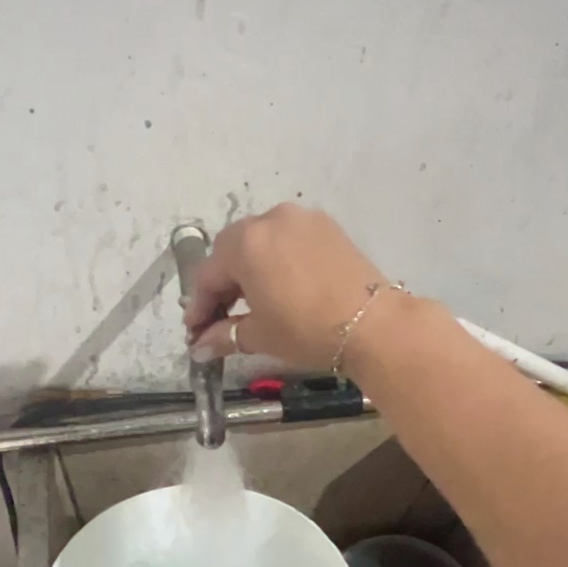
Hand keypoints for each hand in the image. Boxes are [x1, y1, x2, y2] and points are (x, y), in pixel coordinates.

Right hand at [183, 203, 394, 371]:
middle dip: (222, 284)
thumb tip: (199, 347)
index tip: (195, 332)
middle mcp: (270, 220)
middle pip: (232, 251)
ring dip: (249, 270)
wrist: (372, 324)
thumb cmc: (306, 329)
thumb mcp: (259, 335)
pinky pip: (288, 240)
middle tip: (221, 318)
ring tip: (251, 302)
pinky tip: (280, 286)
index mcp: (245, 244)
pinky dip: (276, 261)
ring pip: (261, 242)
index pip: (208, 275)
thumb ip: (224, 335)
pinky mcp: (327, 227)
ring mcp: (301, 219)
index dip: (198, 306)